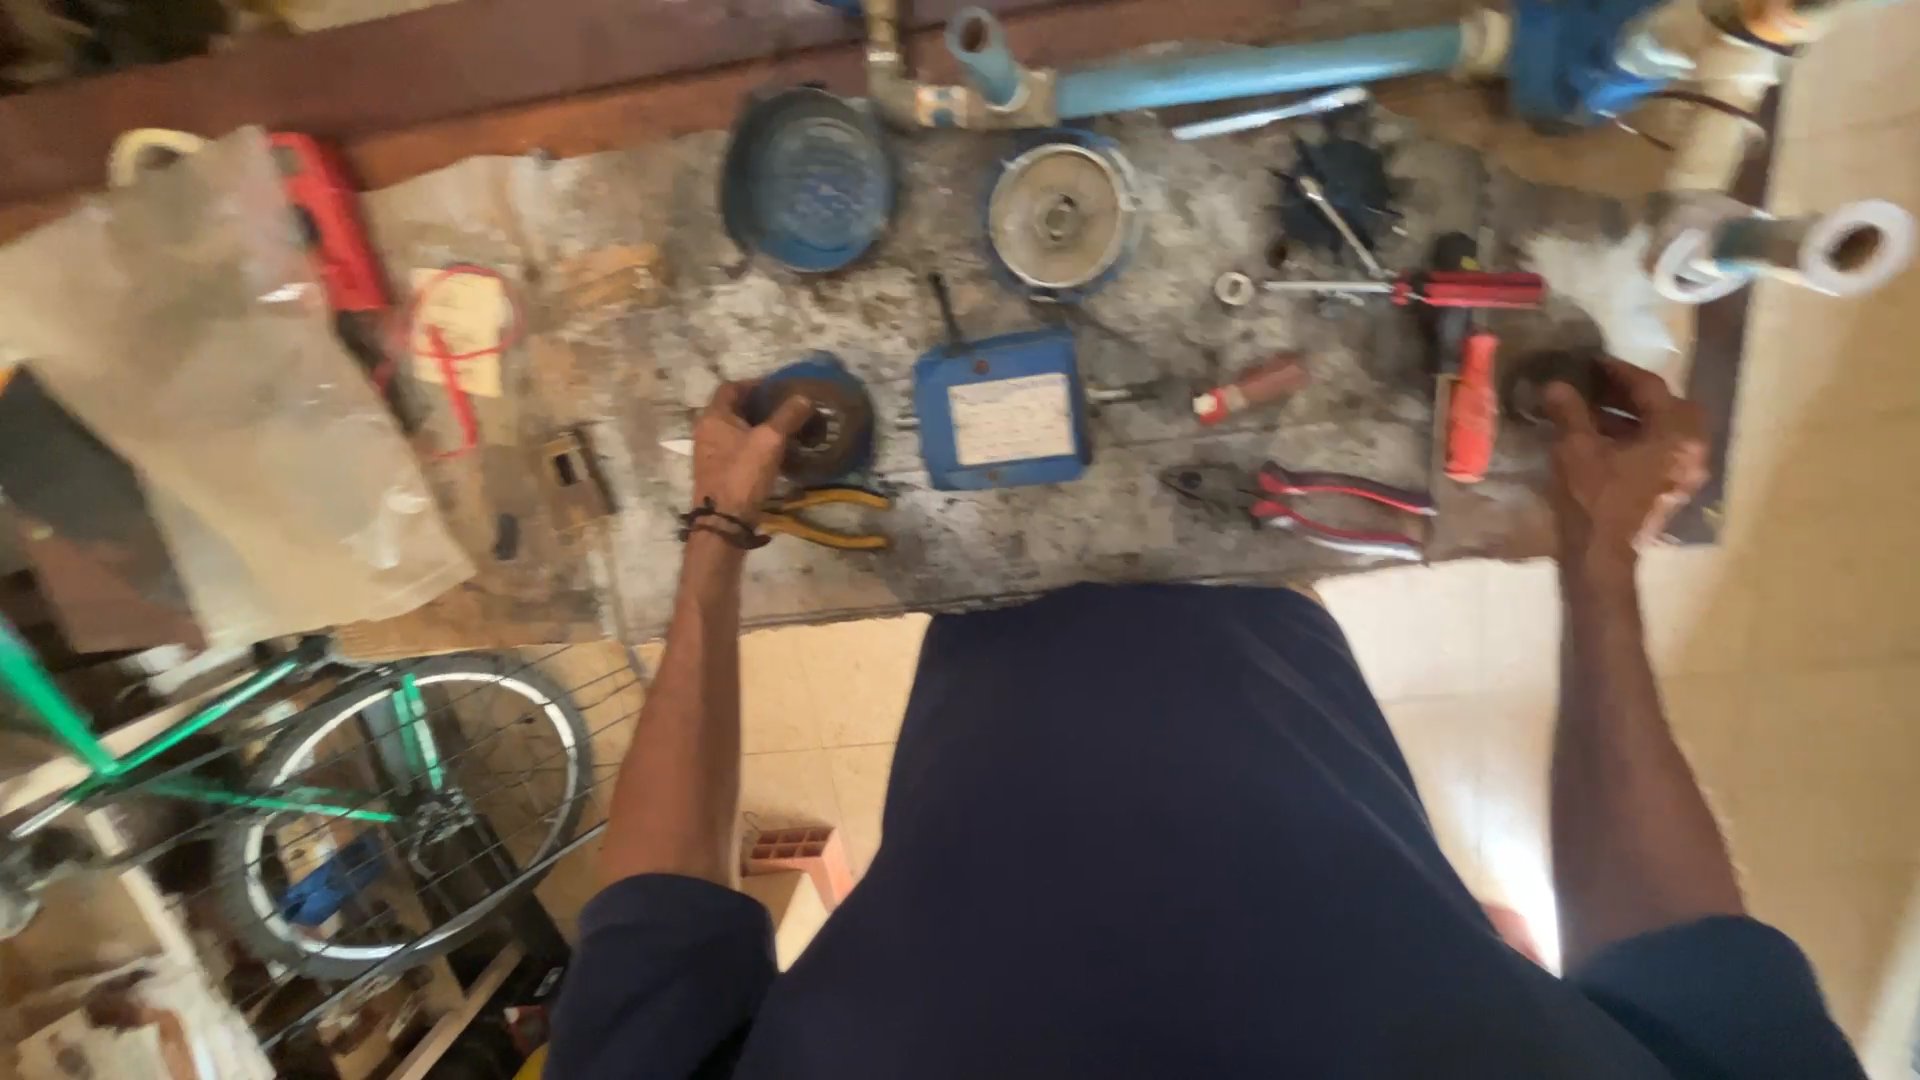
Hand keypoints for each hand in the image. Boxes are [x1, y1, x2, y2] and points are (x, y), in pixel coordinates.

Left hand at [692, 382, 814, 524]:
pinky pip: (738, 449)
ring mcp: (710, 452)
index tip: (779, 388)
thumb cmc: (743, 473)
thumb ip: (787, 416)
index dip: (755, 384)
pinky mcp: (719, 471)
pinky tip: (775, 453)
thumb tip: (805, 397)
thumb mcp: (770, 440)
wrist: (725, 520)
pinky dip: (755, 445)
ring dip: (759, 427)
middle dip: (760, 406)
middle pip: (734, 408)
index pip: (731, 387)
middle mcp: (707, 430)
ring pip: (737, 430)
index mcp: (714, 416)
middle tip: (787, 408)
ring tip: (786, 429)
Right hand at [1542, 358, 1707, 576]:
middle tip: (1601, 387)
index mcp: (1676, 432)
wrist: (1603, 551)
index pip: (1651, 388)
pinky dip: (1640, 437)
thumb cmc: (1592, 497)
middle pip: (1669, 406)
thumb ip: (1570, 413)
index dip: (1618, 372)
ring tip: (1599, 413)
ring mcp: (1687, 468)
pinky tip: (1609, 442)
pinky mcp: (1674, 486)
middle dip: (1635, 393)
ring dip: (1637, 416)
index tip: (1593, 362)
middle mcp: (1693, 446)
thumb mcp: (1575, 450)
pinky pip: (1662, 449)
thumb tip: (1557, 384)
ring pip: (1667, 428)